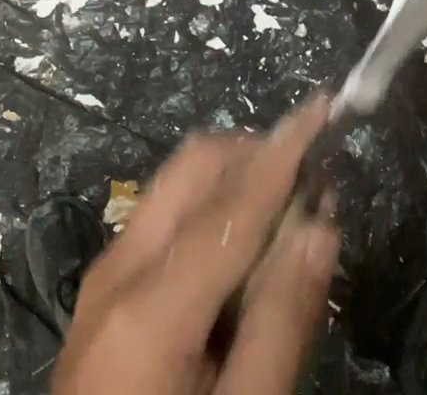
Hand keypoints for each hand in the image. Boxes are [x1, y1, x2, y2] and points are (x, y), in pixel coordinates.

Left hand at [54, 98, 340, 394]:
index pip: (232, 203)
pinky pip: (162, 222)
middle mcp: (118, 267)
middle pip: (191, 169)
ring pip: (174, 188)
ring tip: (291, 217)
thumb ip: (280, 322)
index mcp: (149, 305)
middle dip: (254, 155)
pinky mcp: (104, 289)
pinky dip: (210, 214)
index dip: (283, 151)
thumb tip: (320, 226)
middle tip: (315, 179)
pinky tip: (246, 255)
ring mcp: (103, 275)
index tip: (323, 105)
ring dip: (234, 182)